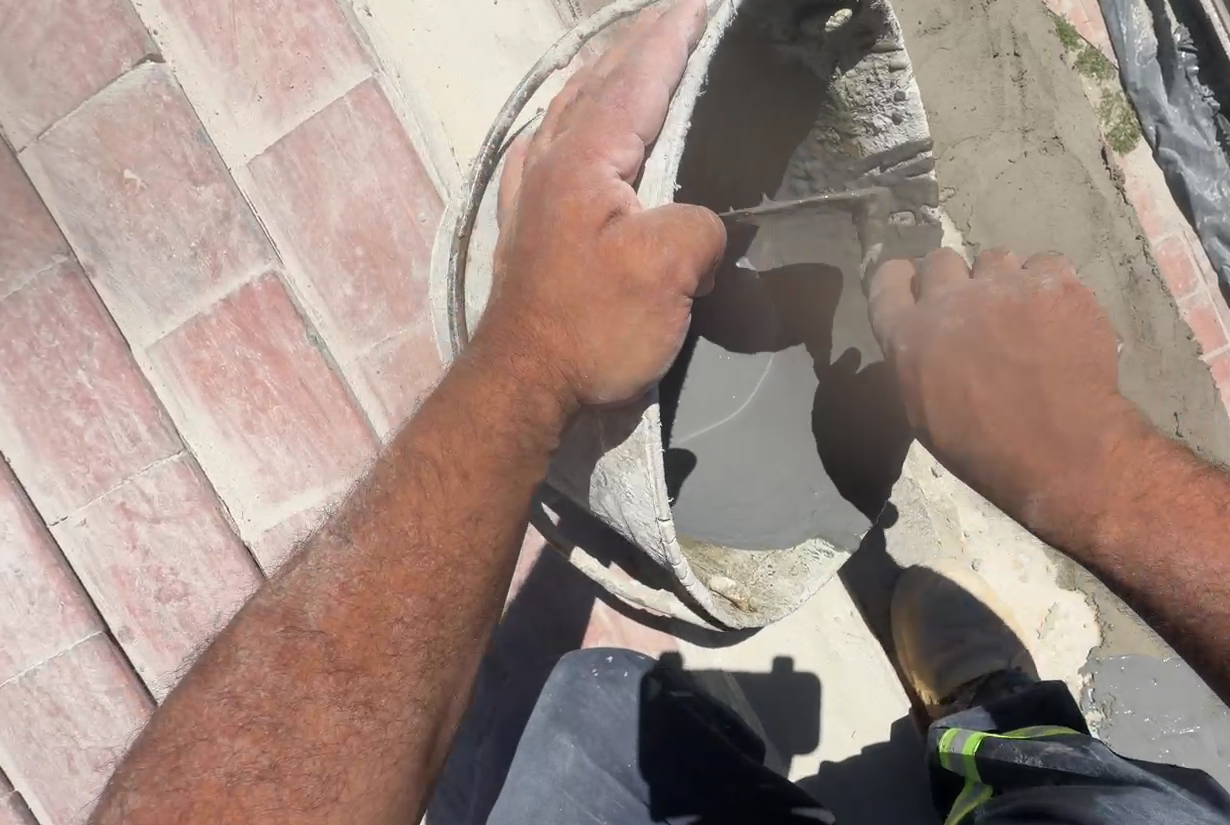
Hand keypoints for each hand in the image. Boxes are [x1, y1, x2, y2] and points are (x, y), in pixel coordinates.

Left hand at [476, 0, 726, 411]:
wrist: (526, 382)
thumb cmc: (593, 326)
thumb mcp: (667, 271)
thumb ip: (699, 226)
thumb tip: (703, 227)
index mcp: (586, 156)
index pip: (638, 75)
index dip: (674, 37)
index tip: (703, 4)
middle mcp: (552, 160)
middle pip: (599, 80)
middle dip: (640, 43)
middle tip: (675, 19)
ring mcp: (531, 192)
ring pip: (570, 109)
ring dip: (604, 76)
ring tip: (632, 59)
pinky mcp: (527, 226)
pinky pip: (551, 148)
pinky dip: (573, 122)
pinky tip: (572, 129)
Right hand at [869, 248, 1153, 537]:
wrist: (1058, 449)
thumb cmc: (981, 447)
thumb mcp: (922, 412)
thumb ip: (915, 363)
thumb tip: (924, 344)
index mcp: (909, 335)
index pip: (887, 280)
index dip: (900, 281)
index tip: (913, 290)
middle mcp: (951, 298)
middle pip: (940, 260)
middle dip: (951, 280)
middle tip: (970, 309)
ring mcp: (1005, 284)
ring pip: (995, 258)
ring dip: (999, 281)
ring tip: (1019, 313)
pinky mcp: (1055, 282)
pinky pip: (1045, 265)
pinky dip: (1047, 285)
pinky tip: (1055, 315)